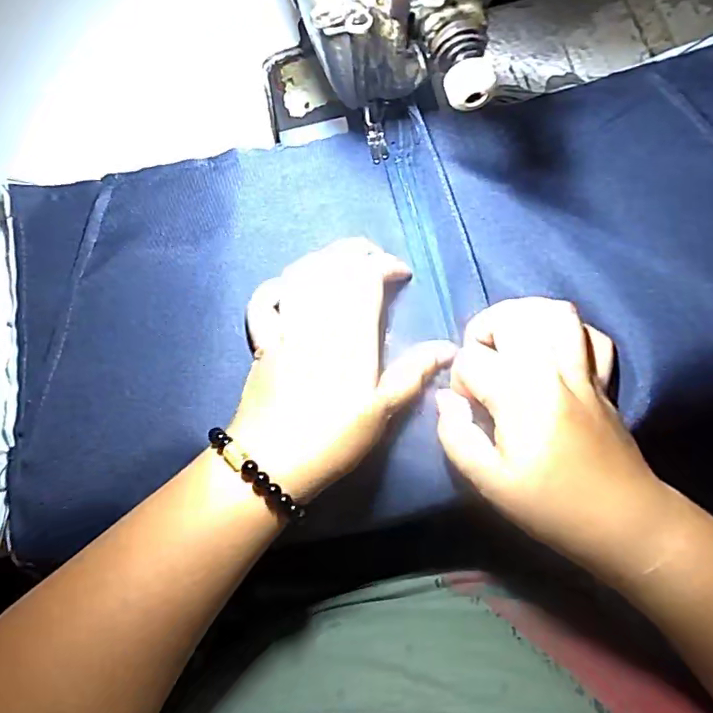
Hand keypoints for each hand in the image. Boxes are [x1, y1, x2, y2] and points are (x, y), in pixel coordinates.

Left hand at [227, 238, 455, 502]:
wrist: (271, 461)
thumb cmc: (333, 439)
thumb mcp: (382, 411)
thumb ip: (413, 373)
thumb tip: (449, 347)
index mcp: (351, 334)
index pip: (365, 277)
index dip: (384, 265)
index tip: (402, 274)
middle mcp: (317, 320)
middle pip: (333, 265)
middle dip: (356, 251)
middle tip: (376, 258)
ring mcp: (285, 328)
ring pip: (301, 273)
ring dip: (323, 259)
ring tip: (343, 263)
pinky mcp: (262, 341)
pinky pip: (264, 301)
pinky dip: (277, 286)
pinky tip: (290, 285)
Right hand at [434, 298, 678, 576]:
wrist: (624, 521)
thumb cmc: (552, 507)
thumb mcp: (491, 484)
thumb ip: (458, 437)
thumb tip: (445, 401)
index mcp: (521, 395)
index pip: (471, 358)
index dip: (459, 381)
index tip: (470, 411)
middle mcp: (553, 370)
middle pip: (514, 315)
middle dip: (485, 330)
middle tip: (482, 362)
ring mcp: (584, 371)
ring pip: (556, 312)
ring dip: (525, 317)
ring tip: (510, 345)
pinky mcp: (604, 381)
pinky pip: (591, 335)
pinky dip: (568, 334)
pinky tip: (552, 355)